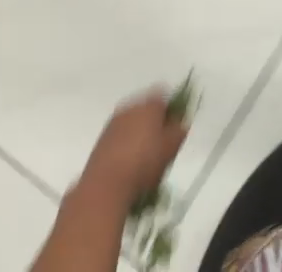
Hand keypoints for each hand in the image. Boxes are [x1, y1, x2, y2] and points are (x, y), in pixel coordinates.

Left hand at [79, 89, 188, 203]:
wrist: (105, 184)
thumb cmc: (144, 163)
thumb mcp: (172, 147)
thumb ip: (179, 130)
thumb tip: (178, 123)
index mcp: (149, 104)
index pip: (164, 96)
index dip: (172, 109)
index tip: (176, 127)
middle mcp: (130, 107)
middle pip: (147, 108)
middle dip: (155, 121)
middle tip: (162, 142)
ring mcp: (113, 122)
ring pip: (132, 121)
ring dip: (140, 132)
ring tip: (146, 156)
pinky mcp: (101, 139)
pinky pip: (120, 134)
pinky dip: (127, 142)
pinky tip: (130, 162)